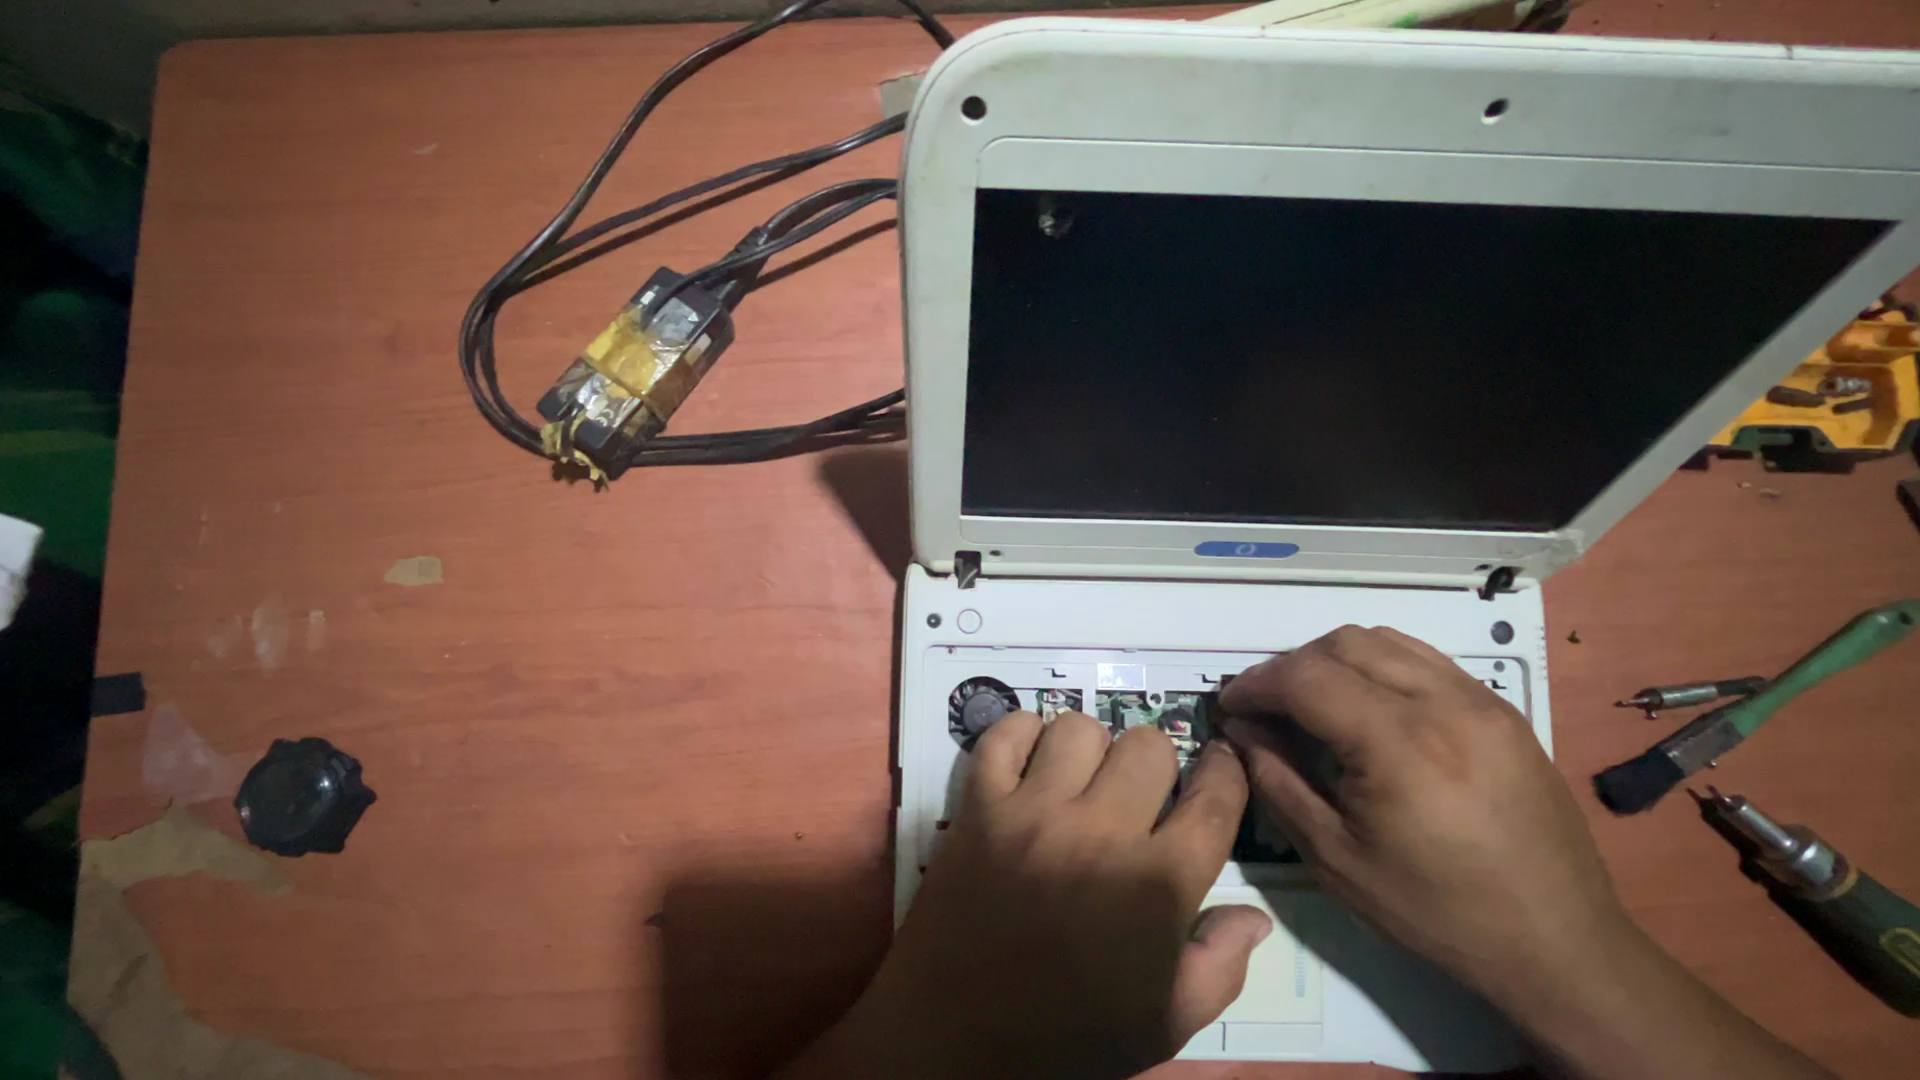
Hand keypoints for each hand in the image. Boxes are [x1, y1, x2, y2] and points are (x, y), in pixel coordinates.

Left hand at [792, 711, 1270, 1079]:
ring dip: (1090, 748)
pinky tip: (1029, 762)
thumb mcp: (1164, 1022)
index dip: (1226, 771)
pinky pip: (1004, 734)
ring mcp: (1034, 811)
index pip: (1215, 799)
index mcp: (1158, 884)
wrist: (956, 1037)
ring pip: (1080, 728)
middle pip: (1149, 746)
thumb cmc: (1067, 1034)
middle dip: (1157, 764)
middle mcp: (1101, 831)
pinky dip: (1020, 734)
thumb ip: (1220, 965)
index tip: (1219, 764)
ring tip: (1082, 778)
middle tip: (1140, 792)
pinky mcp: (979, 805)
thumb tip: (1255, 916)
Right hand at [1220, 626, 1633, 1004]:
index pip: (1306, 677)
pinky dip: (1376, 664)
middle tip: (1265, 707)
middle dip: (1289, 666)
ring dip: (1331, 659)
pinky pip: (1421, 657)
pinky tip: (1364, 703)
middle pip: (1341, 645)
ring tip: (1310, 700)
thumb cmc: (1434, 910)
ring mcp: (1480, 699)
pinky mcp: (1501, 708)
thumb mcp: (1334, 856)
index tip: (1230, 705)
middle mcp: (1443, 704)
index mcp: (1400, 745)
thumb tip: (1241, 727)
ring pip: (1382, 640)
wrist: (1557, 942)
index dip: (1256, 683)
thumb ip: (1277, 779)